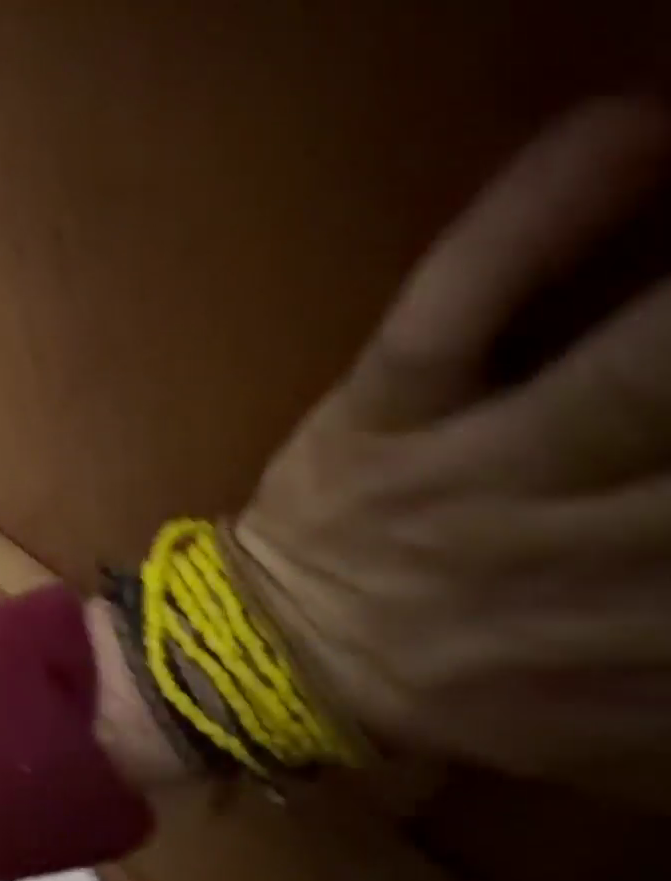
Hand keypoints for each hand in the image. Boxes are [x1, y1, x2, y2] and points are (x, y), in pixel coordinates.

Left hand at [232, 99, 670, 806]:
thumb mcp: (633, 715)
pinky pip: (450, 311)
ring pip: (645, 366)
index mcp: (664, 632)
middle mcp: (583, 547)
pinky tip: (627, 130)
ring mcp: (464, 472)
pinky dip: (537, 217)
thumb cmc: (467, 675)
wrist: (282, 655)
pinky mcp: (370, 419)